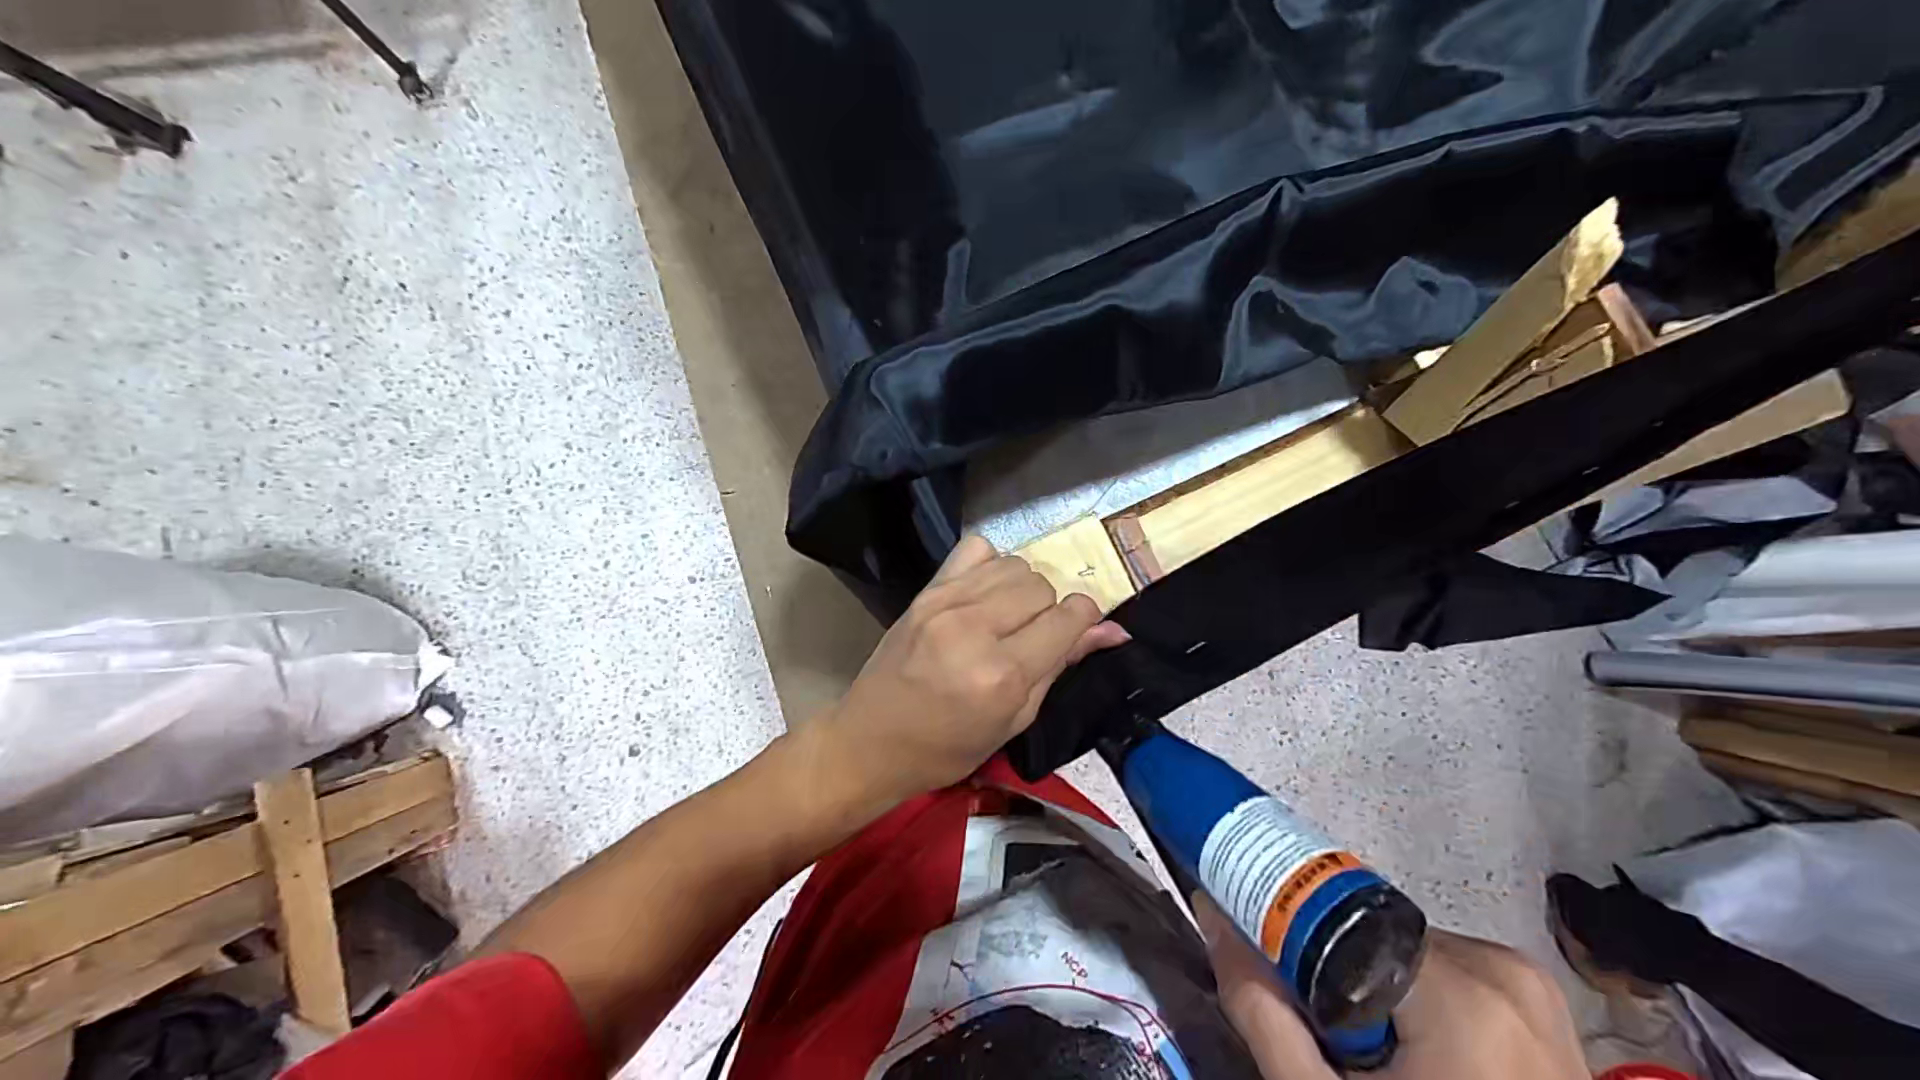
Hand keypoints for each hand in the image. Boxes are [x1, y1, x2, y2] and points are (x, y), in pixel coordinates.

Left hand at [806, 535, 1129, 808]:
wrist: (872, 739)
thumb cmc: (947, 748)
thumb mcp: (1014, 721)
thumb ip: (1061, 667)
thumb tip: (1113, 630)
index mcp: (1003, 674)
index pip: (1067, 616)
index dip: (1083, 619)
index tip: (1077, 630)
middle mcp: (975, 629)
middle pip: (1042, 585)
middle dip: (1049, 608)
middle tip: (1031, 637)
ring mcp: (945, 603)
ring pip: (1014, 563)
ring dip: (1022, 587)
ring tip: (1008, 617)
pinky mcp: (925, 591)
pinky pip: (975, 548)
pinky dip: (990, 565)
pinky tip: (984, 593)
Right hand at [1194, 896, 1588, 1078]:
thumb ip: (1259, 1007)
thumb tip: (1212, 914)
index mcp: (1463, 996)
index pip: (1339, 924)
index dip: (1296, 948)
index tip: (1278, 988)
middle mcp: (1509, 974)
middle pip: (1375, 939)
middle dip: (1340, 980)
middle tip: (1333, 1046)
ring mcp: (1539, 995)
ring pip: (1410, 956)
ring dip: (1377, 993)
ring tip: (1378, 1065)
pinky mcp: (1553, 1017)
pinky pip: (1455, 979)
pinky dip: (1422, 1009)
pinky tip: (1423, 1068)